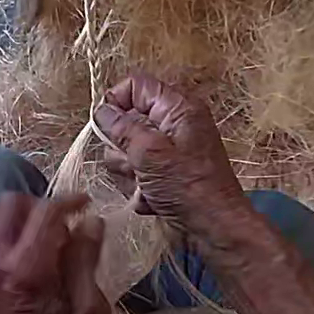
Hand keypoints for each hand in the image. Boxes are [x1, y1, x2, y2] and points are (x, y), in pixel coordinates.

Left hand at [0, 193, 109, 313]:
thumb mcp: (87, 312)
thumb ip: (86, 262)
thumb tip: (90, 223)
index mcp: (29, 270)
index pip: (46, 213)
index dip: (69, 201)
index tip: (86, 203)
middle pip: (14, 202)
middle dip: (43, 204)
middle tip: (63, 220)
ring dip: (20, 211)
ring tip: (41, 228)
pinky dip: (2, 224)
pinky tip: (21, 240)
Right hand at [93, 73, 253, 238]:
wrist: (212, 227)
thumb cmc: (188, 187)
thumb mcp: (149, 153)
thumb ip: (122, 128)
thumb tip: (101, 110)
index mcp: (177, 108)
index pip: (135, 86)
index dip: (115, 101)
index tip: (105, 126)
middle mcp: (171, 125)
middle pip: (124, 122)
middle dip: (121, 148)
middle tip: (135, 164)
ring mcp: (165, 151)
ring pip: (124, 151)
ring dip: (128, 172)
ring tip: (146, 186)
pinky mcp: (161, 173)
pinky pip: (133, 172)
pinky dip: (138, 187)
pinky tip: (151, 199)